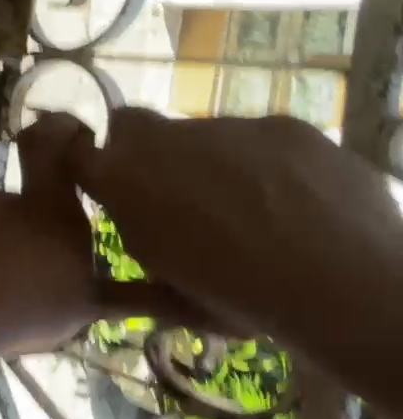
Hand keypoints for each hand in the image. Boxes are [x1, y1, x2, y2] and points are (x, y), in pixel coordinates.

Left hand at [0, 114, 198, 353]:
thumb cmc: (26, 306)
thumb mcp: (91, 306)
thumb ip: (144, 299)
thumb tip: (224, 314)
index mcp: (49, 209)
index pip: (52, 147)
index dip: (59, 131)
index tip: (69, 127)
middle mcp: (4, 200)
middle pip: (24, 208)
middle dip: (32, 234)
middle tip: (38, 276)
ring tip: (2, 291)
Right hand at [55, 108, 402, 363]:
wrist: (347, 289)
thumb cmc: (233, 293)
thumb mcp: (155, 268)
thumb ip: (132, 221)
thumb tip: (133, 209)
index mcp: (114, 175)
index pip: (72, 144)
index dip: (87, 155)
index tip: (104, 174)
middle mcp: (156, 139)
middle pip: (135, 126)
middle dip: (149, 149)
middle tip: (182, 191)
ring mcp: (223, 127)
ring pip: (206, 135)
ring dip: (217, 160)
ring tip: (259, 207)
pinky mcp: (286, 126)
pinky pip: (266, 139)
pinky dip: (273, 163)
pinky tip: (301, 200)